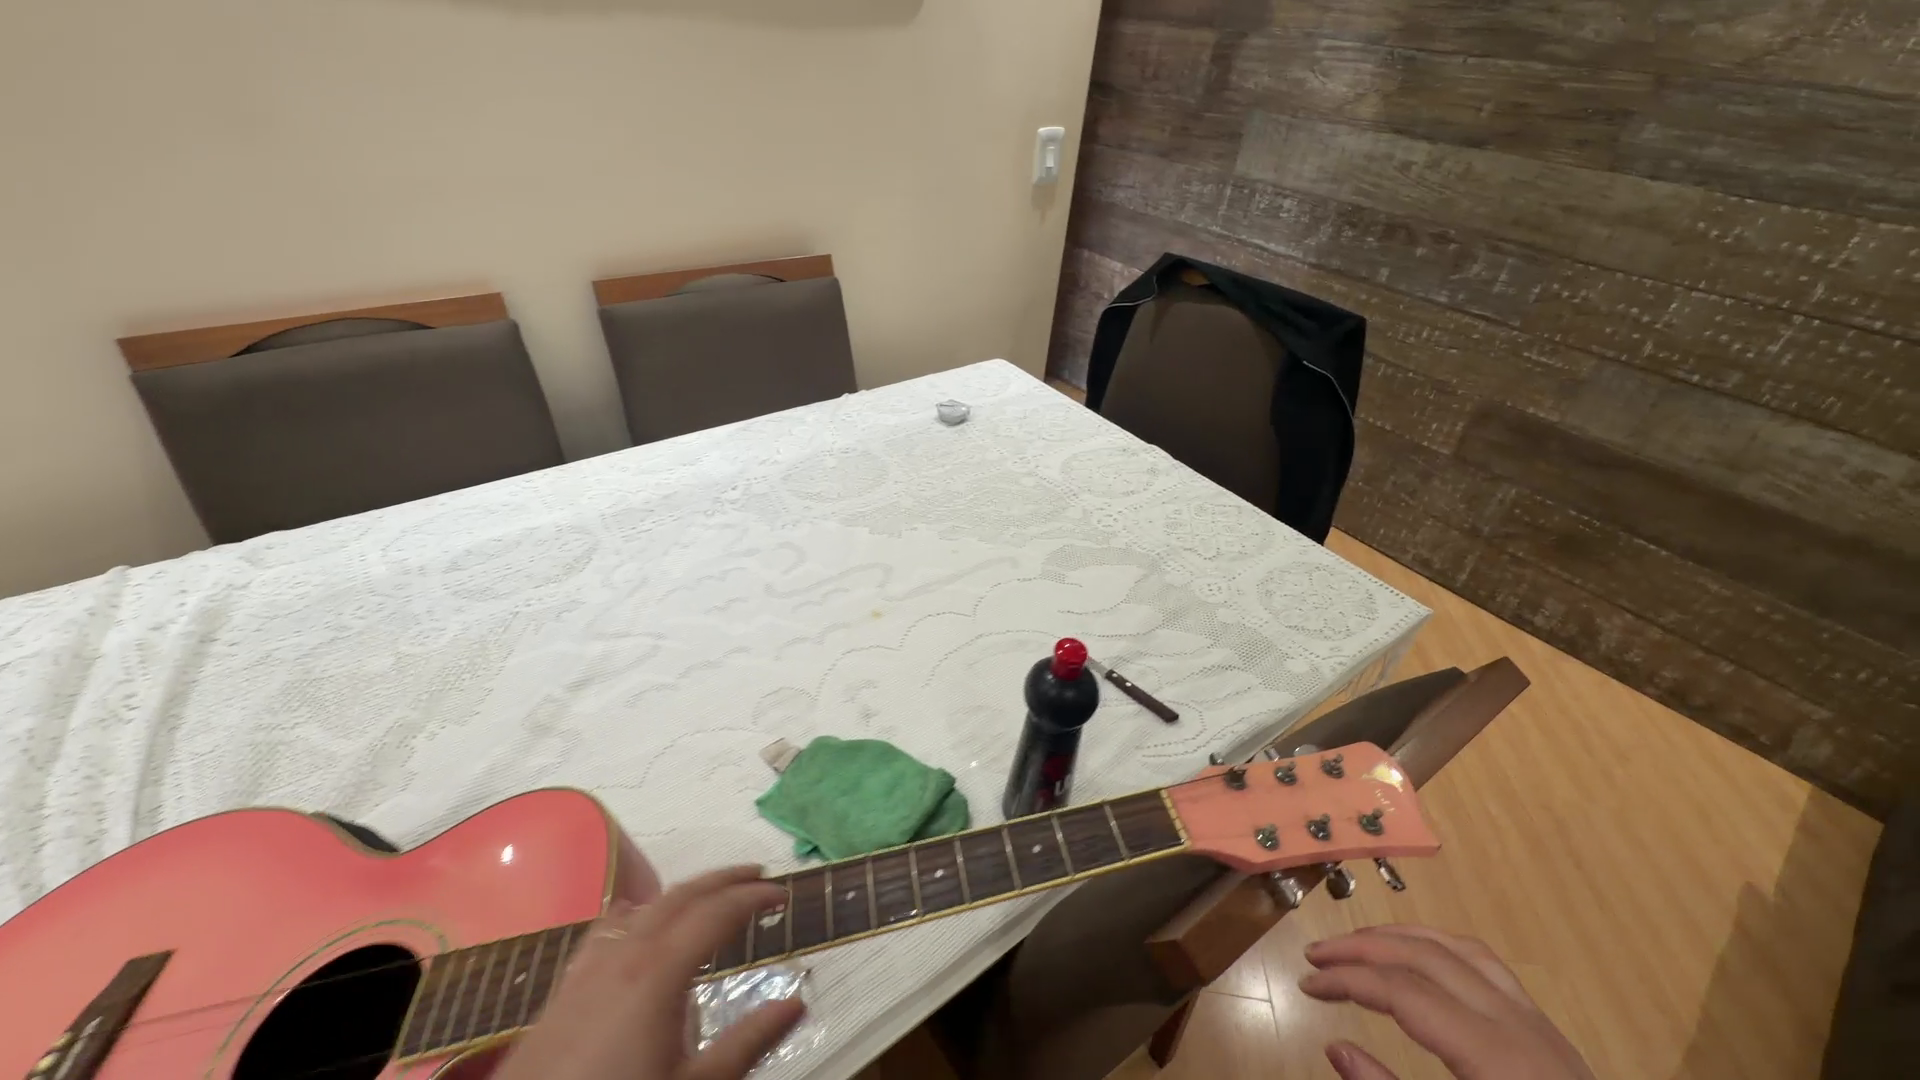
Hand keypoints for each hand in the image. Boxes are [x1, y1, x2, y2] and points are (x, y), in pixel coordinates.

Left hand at [494, 866, 804, 1079]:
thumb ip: (747, 1042)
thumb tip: (797, 1003)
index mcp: (661, 971)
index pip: (718, 913)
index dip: (754, 897)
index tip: (782, 894)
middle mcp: (626, 954)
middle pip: (681, 896)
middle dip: (723, 880)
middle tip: (757, 875)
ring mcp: (590, 967)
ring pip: (644, 908)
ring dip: (684, 893)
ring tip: (710, 895)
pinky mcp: (566, 987)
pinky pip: (608, 929)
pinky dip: (637, 912)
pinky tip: (635, 918)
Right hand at [1299, 925, 1594, 1079]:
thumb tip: (1336, 1048)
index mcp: (1497, 1059)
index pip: (1405, 992)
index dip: (1349, 980)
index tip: (1307, 984)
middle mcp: (1519, 1026)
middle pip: (1426, 957)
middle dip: (1363, 948)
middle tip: (1314, 954)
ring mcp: (1537, 1022)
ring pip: (1457, 948)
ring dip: (1398, 937)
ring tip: (1355, 943)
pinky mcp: (1545, 1029)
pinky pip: (1485, 963)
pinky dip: (1438, 945)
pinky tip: (1415, 953)